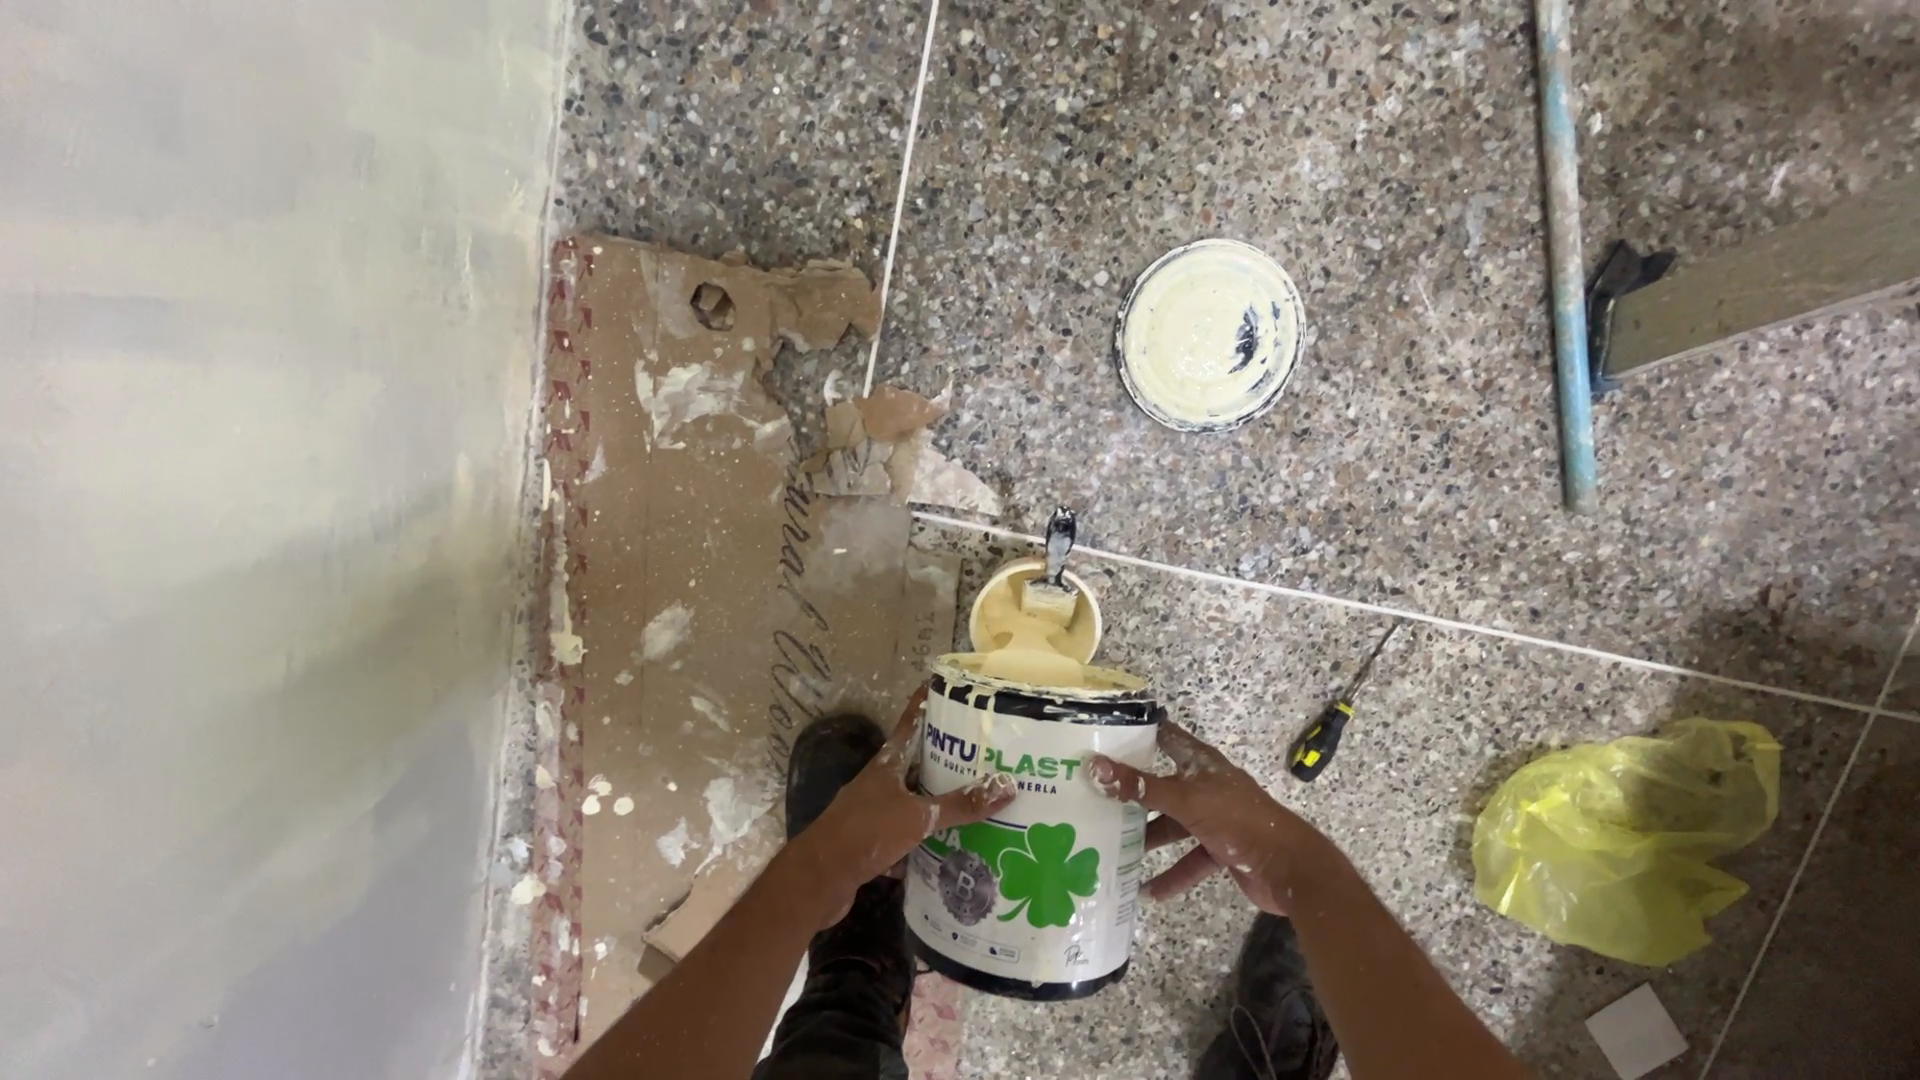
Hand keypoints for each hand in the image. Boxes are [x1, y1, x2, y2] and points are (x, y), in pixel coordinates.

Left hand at [790, 686, 1016, 926]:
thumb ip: (960, 805)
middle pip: (914, 764)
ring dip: (935, 803)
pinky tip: (948, 851)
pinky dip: (924, 843)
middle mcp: (878, 784)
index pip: (909, 724)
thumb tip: (1007, 785)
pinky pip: (904, 837)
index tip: (941, 685)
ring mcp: (871, 814)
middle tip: (979, 755)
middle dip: (943, 760)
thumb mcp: (918, 817)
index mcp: (886, 765)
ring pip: (910, 802)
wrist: (819, 879)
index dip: (924, 704)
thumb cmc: (866, 833)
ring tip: (972, 803)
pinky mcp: (871, 844)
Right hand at [1088, 711, 1335, 914]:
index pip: (1165, 738)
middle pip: (1163, 785)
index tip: (1102, 737)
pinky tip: (1149, 892)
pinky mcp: (1221, 849)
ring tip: (1114, 848)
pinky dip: (1172, 874)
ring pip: (1173, 825)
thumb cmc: (1236, 820)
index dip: (1137, 734)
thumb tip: (1094, 766)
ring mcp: (1214, 818)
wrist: (1289, 868)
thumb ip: (1140, 787)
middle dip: (1134, 793)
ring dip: (1149, 838)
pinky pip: (1190, 859)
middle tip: (1096, 797)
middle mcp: (1206, 786)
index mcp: (1201, 764)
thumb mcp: (1184, 801)